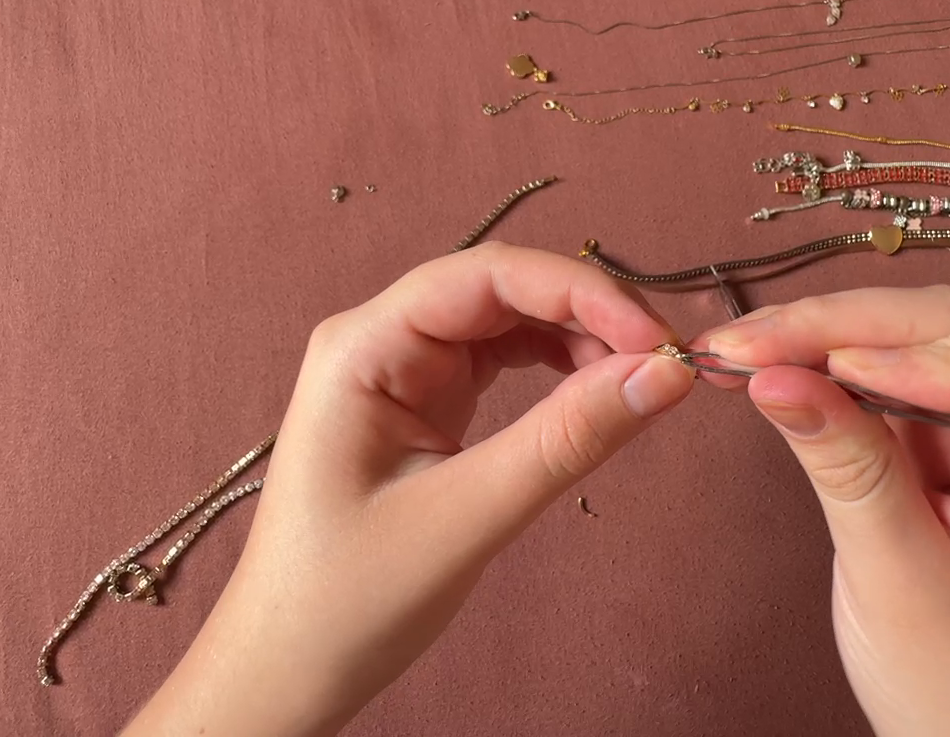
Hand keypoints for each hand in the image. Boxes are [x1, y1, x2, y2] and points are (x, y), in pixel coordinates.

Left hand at [125, 243, 695, 736]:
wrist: (285, 671)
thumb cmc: (346, 600)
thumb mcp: (463, 518)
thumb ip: (565, 440)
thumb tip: (664, 375)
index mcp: (364, 344)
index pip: (485, 277)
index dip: (578, 290)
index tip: (655, 336)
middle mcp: (385, 335)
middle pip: (503, 289)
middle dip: (588, 313)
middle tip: (663, 360)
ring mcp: (408, 363)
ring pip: (511, 320)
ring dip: (580, 338)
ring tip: (639, 378)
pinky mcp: (431, 395)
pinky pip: (506, 358)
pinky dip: (560, 367)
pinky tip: (597, 389)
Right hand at [697, 287, 949, 736]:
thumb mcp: (906, 597)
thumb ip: (850, 476)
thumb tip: (774, 377)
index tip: (853, 378)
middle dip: (844, 325)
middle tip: (740, 348)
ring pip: (905, 322)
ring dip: (815, 329)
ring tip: (733, 353)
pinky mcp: (933, 415)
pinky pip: (871, 354)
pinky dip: (810, 351)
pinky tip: (759, 363)